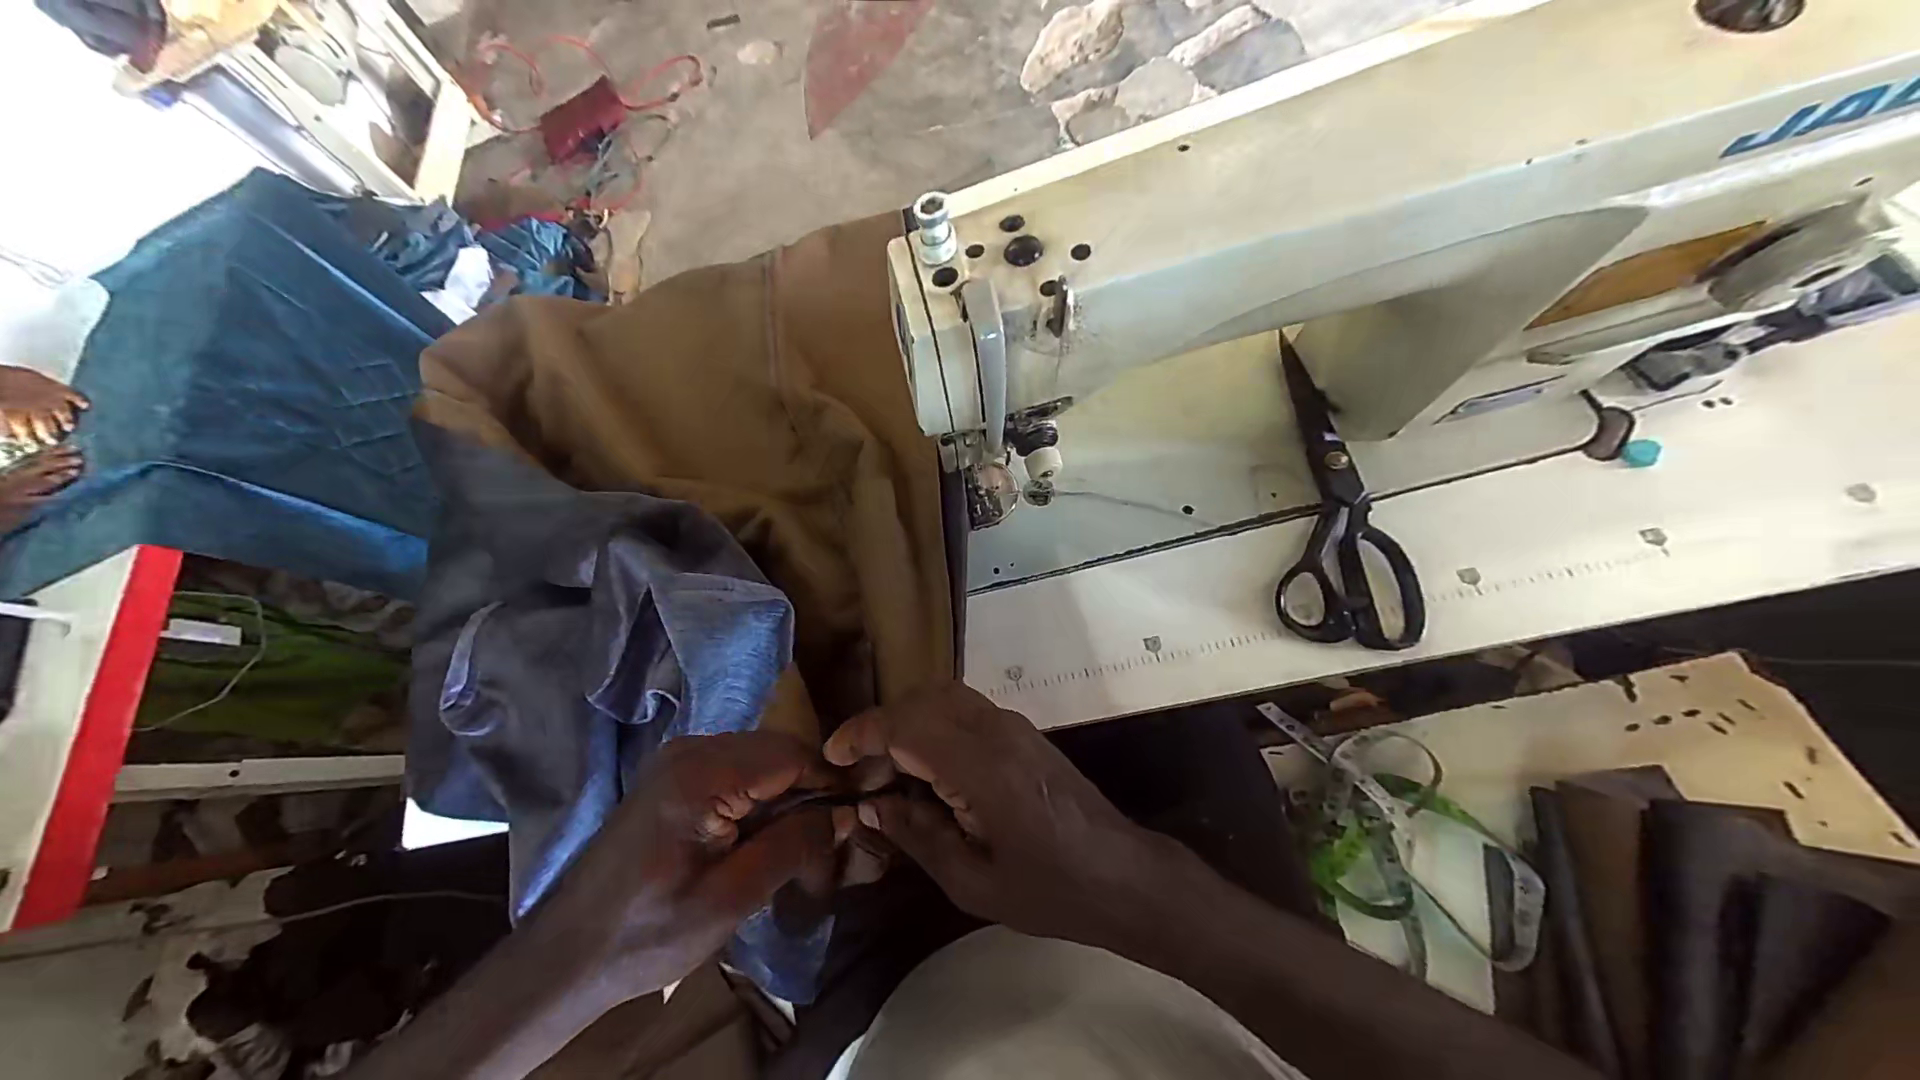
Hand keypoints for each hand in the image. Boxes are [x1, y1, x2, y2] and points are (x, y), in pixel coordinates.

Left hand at [0, 367, 86, 446]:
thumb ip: (0, 418)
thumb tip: (4, 435)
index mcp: (13, 411)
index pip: (20, 428)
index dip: (20, 436)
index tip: (20, 442)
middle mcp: (36, 408)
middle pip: (43, 423)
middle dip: (47, 433)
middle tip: (52, 442)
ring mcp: (49, 398)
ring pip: (61, 413)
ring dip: (66, 421)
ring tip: (69, 428)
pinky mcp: (58, 388)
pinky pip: (74, 395)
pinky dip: (80, 401)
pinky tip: (85, 406)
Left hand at [528, 731, 836, 1004]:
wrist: (565, 954)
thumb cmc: (646, 934)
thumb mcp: (730, 900)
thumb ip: (792, 847)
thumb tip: (845, 814)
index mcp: (702, 775)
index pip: (792, 754)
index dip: (830, 782)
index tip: (853, 818)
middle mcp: (691, 749)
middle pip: (778, 750)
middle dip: (809, 790)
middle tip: (825, 842)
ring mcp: (679, 757)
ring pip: (761, 757)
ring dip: (787, 793)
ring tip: (796, 844)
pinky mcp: (673, 773)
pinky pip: (737, 767)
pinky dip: (760, 794)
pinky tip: (759, 835)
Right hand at [824, 682, 1191, 949]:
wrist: (1123, 874)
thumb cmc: (1049, 889)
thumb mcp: (972, 880)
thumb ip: (916, 834)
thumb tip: (871, 804)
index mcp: (981, 766)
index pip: (906, 724)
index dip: (862, 734)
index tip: (832, 758)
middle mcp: (996, 729)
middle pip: (922, 699)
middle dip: (881, 726)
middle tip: (860, 773)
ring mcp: (1013, 724)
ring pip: (943, 696)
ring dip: (907, 721)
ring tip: (888, 771)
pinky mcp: (1022, 730)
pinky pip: (964, 709)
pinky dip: (933, 724)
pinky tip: (926, 767)